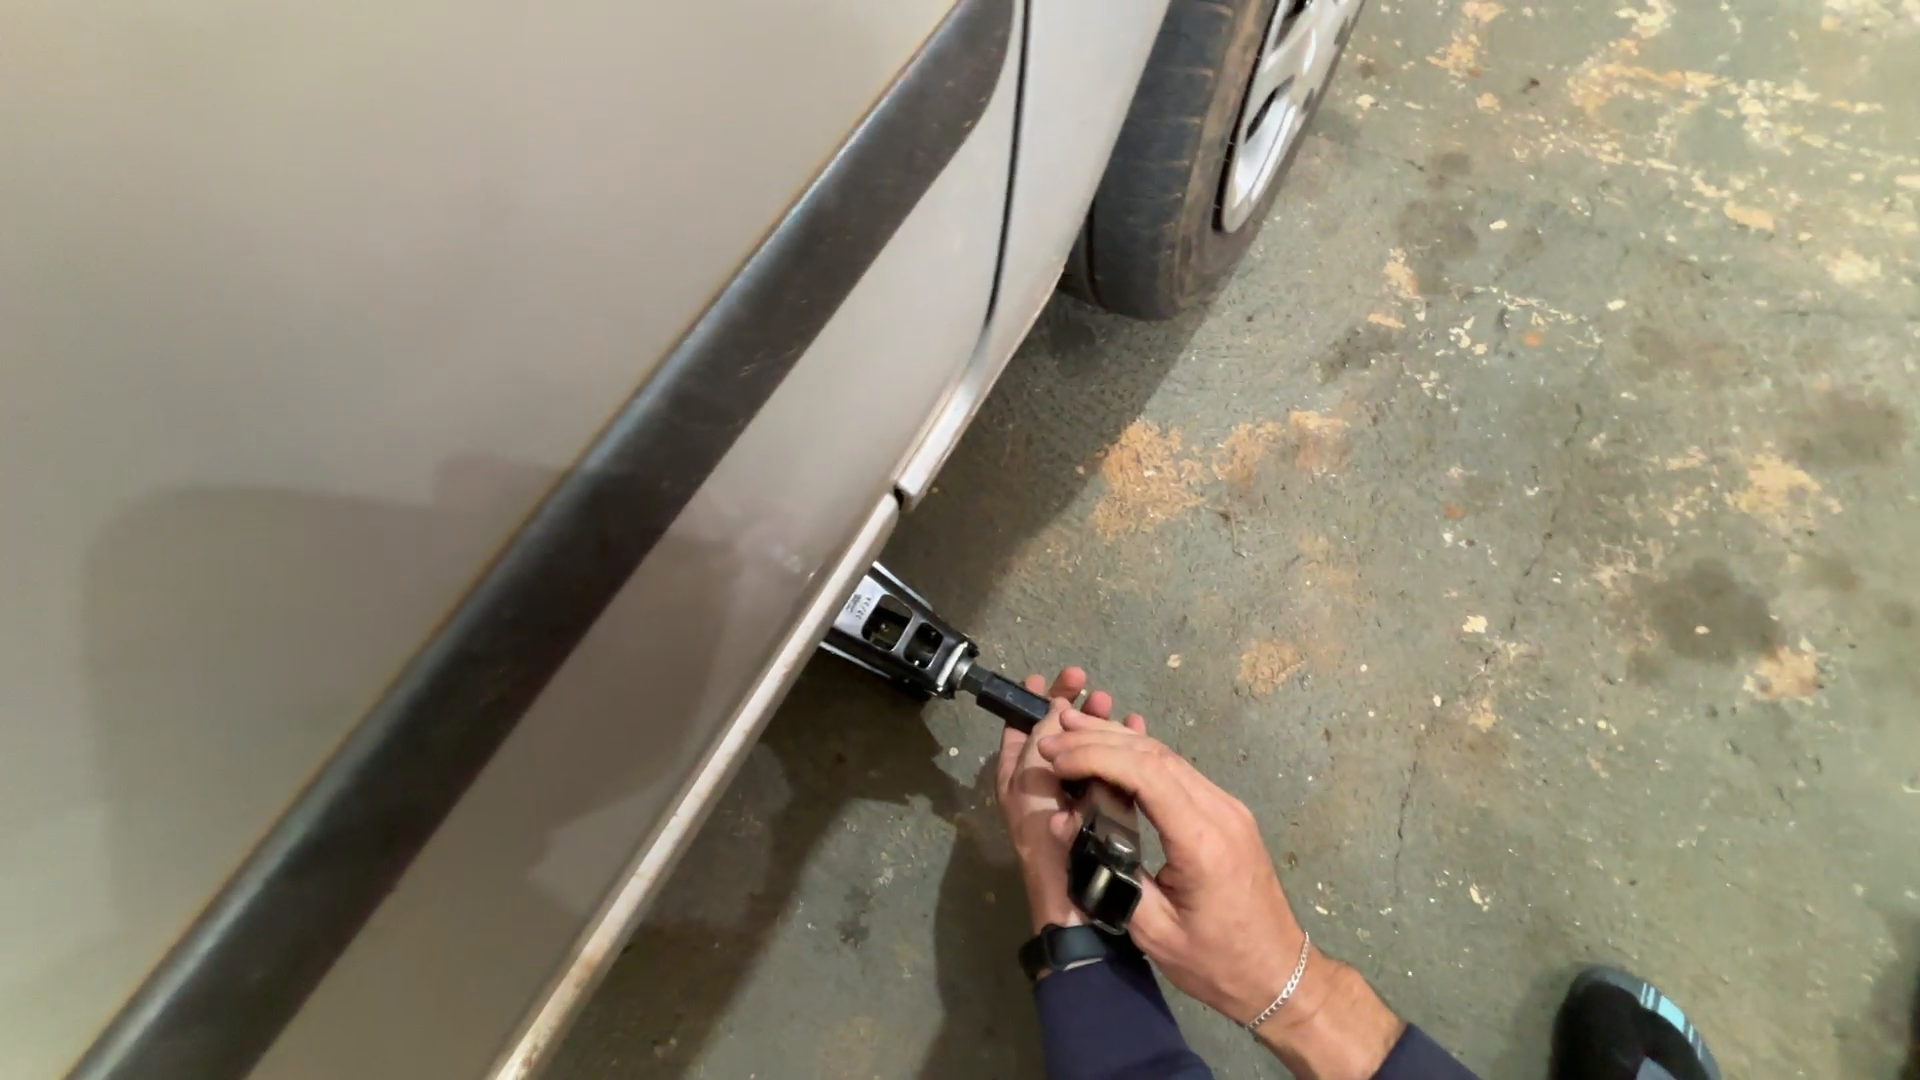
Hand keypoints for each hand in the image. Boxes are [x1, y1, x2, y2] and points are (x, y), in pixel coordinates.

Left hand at [993, 667, 1143, 932]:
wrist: (1075, 898)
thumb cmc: (1044, 833)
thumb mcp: (1032, 778)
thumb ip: (1042, 739)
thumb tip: (1054, 708)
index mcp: (1017, 776)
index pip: (1022, 727)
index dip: (1033, 700)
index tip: (1045, 677)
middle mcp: (1043, 782)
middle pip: (1058, 734)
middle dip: (1074, 707)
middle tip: (1092, 687)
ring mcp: (1074, 795)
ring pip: (1087, 748)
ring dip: (1100, 723)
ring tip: (1115, 704)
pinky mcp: (1103, 808)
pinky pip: (1112, 769)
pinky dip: (1123, 748)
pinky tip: (1137, 729)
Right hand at [1038, 713, 1402, 1079]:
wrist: (1282, 975)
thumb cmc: (1217, 963)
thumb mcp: (1154, 933)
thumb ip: (1106, 876)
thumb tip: (1062, 824)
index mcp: (1203, 840)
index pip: (1146, 773)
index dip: (1097, 756)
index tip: (1059, 758)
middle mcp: (1219, 810)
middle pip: (1154, 754)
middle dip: (1098, 739)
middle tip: (1054, 736)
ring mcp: (1226, 805)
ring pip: (1165, 753)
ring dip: (1116, 738)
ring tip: (1073, 726)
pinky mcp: (1225, 808)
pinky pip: (1175, 768)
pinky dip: (1136, 753)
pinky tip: (1110, 746)